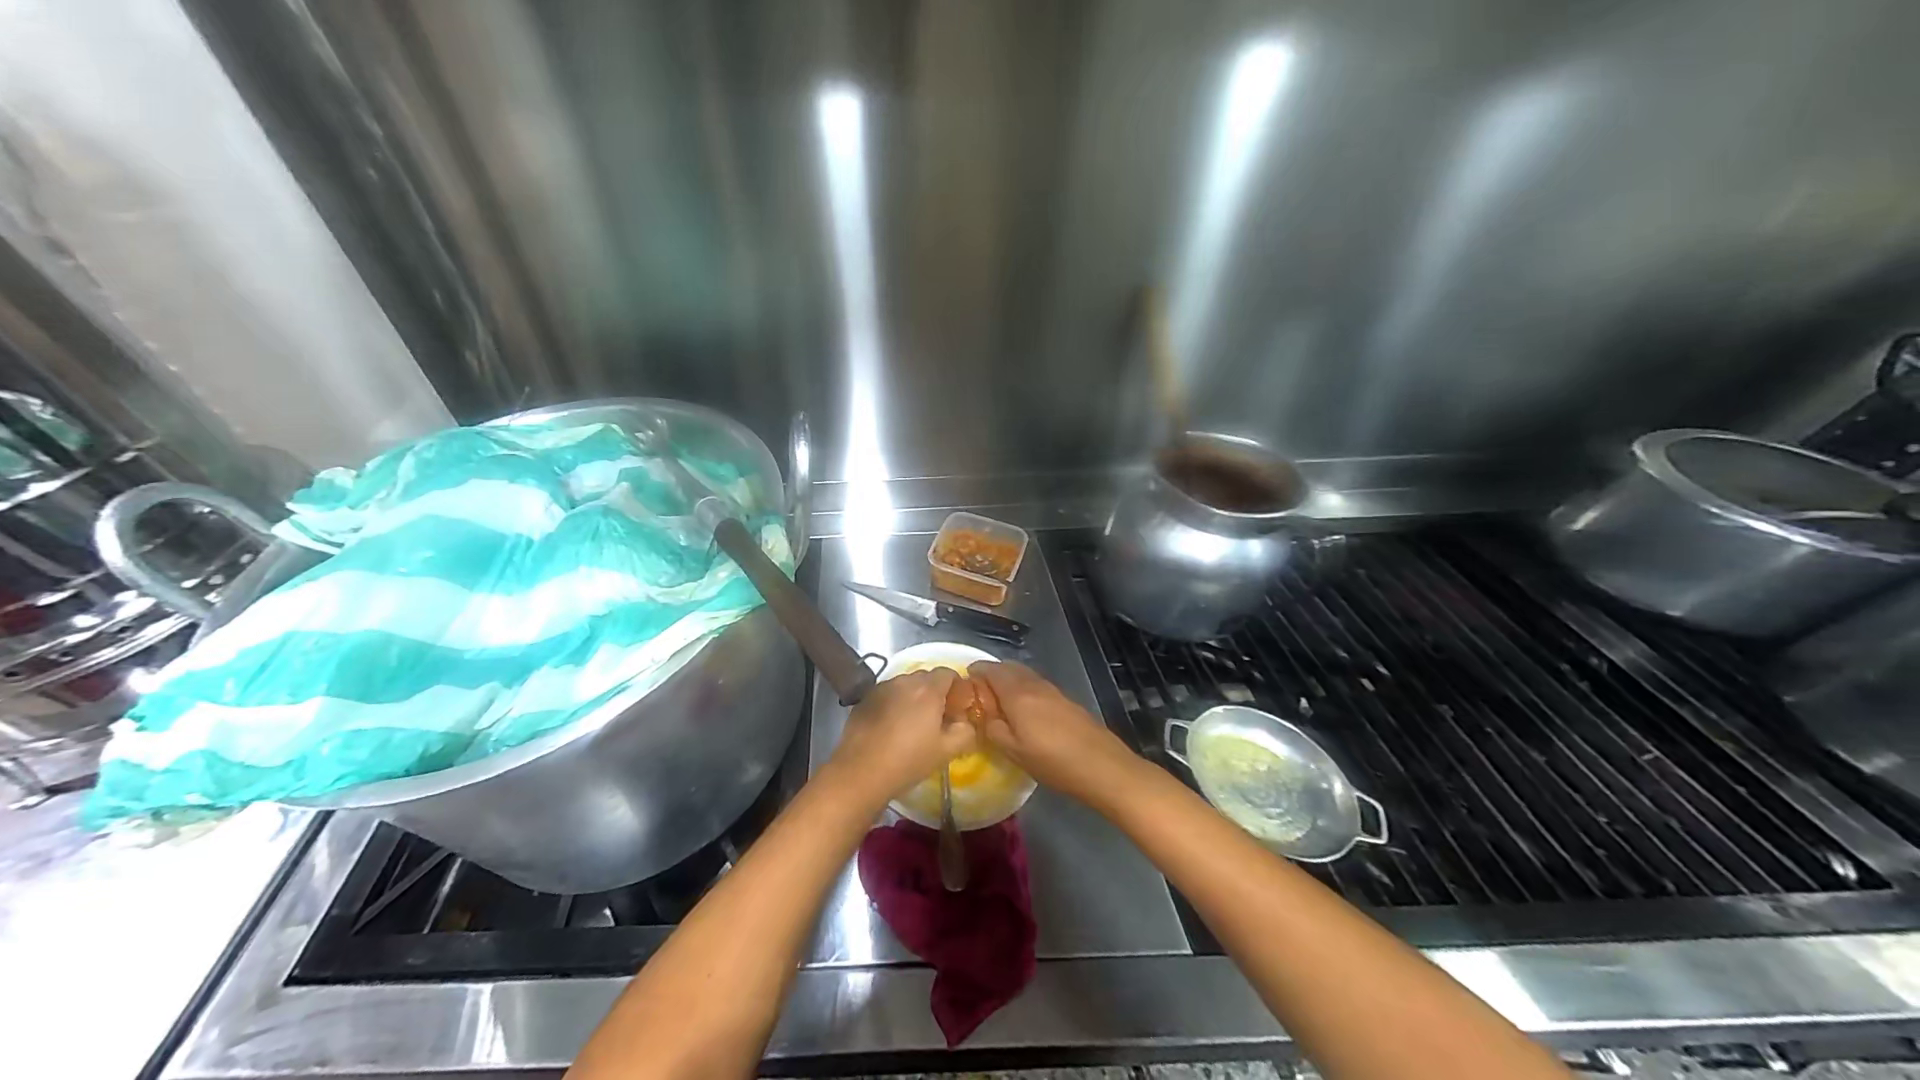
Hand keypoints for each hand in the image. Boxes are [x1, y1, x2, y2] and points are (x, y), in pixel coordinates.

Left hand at [828, 669, 978, 808]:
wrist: (859, 773)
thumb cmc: (908, 761)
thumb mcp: (947, 751)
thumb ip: (965, 731)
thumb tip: (965, 723)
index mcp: (928, 689)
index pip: (949, 673)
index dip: (956, 689)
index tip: (957, 710)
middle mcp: (904, 681)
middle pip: (926, 679)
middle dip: (936, 694)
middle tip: (938, 720)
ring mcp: (881, 688)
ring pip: (905, 687)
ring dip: (914, 699)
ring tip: (913, 726)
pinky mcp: (864, 700)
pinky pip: (888, 696)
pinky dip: (895, 705)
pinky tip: (892, 729)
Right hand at [969, 661, 1137, 803]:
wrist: (1103, 766)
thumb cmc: (1053, 761)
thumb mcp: (1013, 751)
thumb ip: (993, 729)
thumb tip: (985, 715)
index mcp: (1018, 694)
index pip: (991, 670)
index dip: (976, 671)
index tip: (964, 680)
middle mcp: (1035, 685)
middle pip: (1009, 668)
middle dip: (992, 673)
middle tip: (980, 691)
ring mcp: (1054, 691)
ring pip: (1025, 676)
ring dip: (1010, 681)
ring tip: (999, 701)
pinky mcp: (1067, 701)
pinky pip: (1038, 686)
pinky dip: (1025, 689)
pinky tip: (1025, 710)